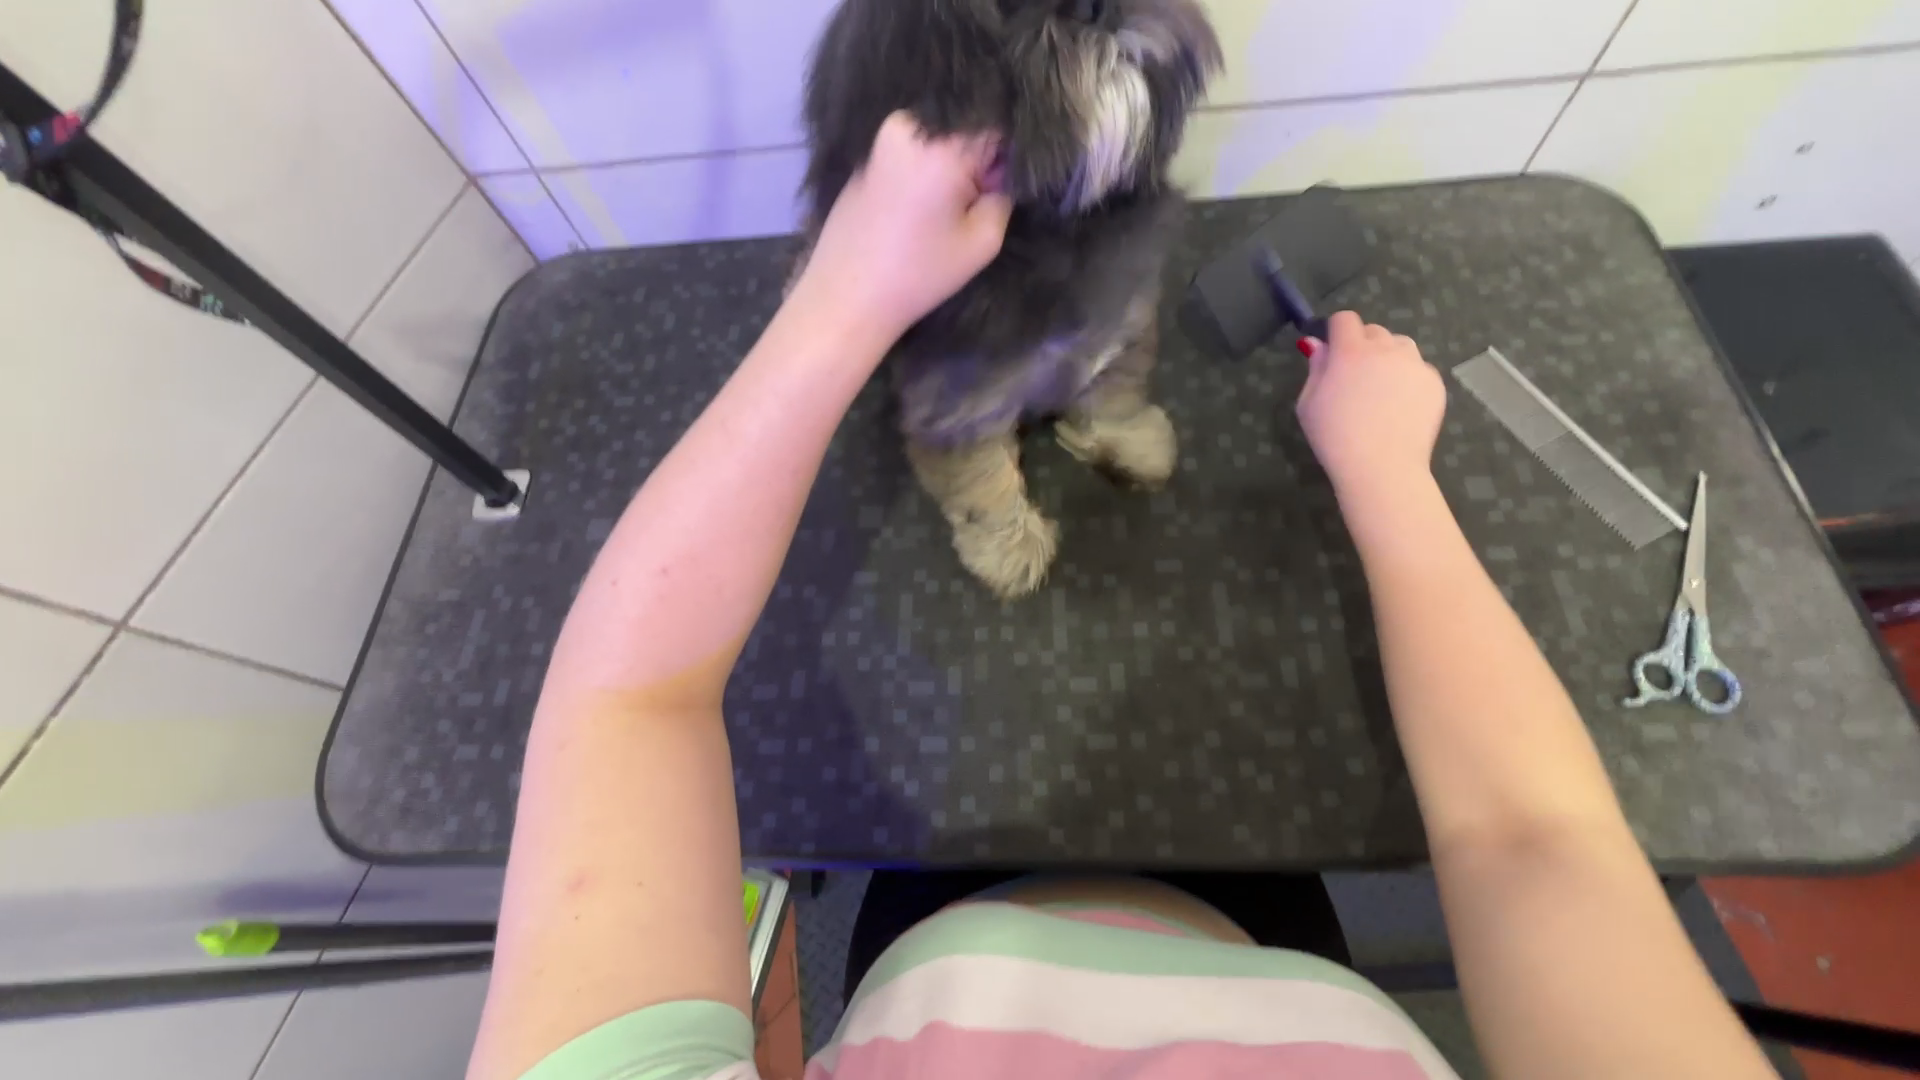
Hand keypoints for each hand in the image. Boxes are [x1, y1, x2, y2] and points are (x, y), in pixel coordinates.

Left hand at [791, 111, 1013, 343]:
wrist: (846, 298)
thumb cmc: (918, 275)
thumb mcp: (982, 244)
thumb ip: (1002, 197)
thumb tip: (996, 175)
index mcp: (940, 143)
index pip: (995, 126)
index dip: (1004, 159)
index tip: (996, 192)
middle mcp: (907, 127)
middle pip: (961, 129)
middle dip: (973, 163)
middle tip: (965, 210)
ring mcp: (879, 140)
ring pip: (934, 141)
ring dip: (945, 170)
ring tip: (935, 215)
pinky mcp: (863, 160)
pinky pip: (907, 155)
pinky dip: (919, 175)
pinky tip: (911, 214)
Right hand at [1296, 312, 1446, 502]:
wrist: (1381, 467)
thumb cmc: (1334, 438)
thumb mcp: (1308, 404)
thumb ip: (1315, 368)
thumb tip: (1318, 345)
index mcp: (1351, 352)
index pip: (1345, 319)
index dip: (1336, 331)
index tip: (1332, 351)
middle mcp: (1387, 349)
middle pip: (1374, 330)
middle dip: (1362, 344)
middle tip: (1354, 376)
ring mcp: (1415, 365)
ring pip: (1400, 346)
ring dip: (1387, 356)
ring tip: (1380, 388)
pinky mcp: (1434, 382)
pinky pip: (1417, 369)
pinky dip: (1406, 378)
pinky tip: (1397, 406)